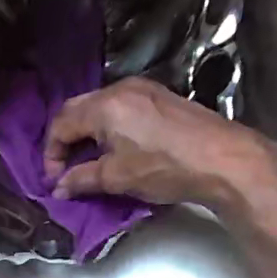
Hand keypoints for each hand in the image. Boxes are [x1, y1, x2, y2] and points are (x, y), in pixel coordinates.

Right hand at [44, 77, 276, 234]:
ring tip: (90, 161)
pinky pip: (120, 106)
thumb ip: (81, 180)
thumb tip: (59, 188)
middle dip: (66, 139)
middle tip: (66, 168)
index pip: (61, 125)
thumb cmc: (166, 168)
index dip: (52, 154)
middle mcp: (120, 89)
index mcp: (104, 106)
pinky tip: (116, 147)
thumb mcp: (117, 178)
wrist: (224, 159)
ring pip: (99, 106)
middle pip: (77, 109)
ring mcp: (143, 89)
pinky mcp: (161, 97)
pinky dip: (108, 126)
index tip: (55, 180)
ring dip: (87, 132)